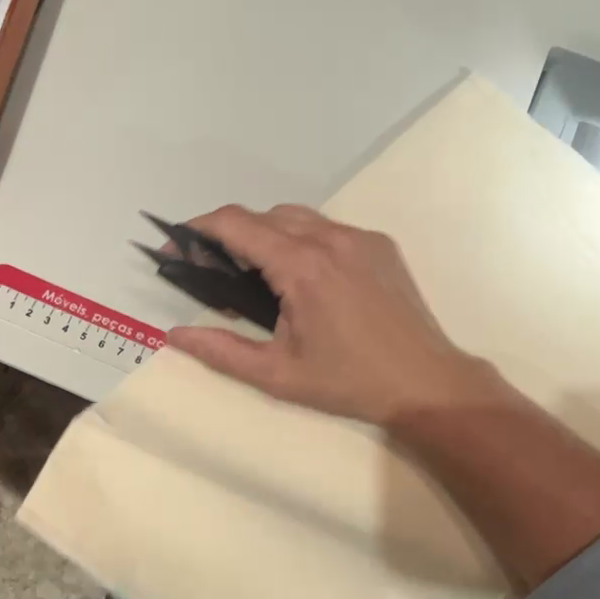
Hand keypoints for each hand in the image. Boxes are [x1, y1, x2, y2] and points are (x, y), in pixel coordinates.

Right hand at [165, 205, 489, 426]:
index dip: (197, 230)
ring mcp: (360, 238)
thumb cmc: (347, 383)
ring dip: (267, 236)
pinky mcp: (380, 245)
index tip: (176, 247)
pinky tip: (302, 280)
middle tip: (215, 274)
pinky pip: (328, 229)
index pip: (236, 224)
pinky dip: (302, 242)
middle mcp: (331, 239)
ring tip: (256, 278)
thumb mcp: (276, 375)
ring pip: (298, 218)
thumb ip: (221, 351)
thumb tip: (174, 335)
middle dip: (230, 236)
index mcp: (302, 267)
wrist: (425, 383)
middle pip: (264, 216)